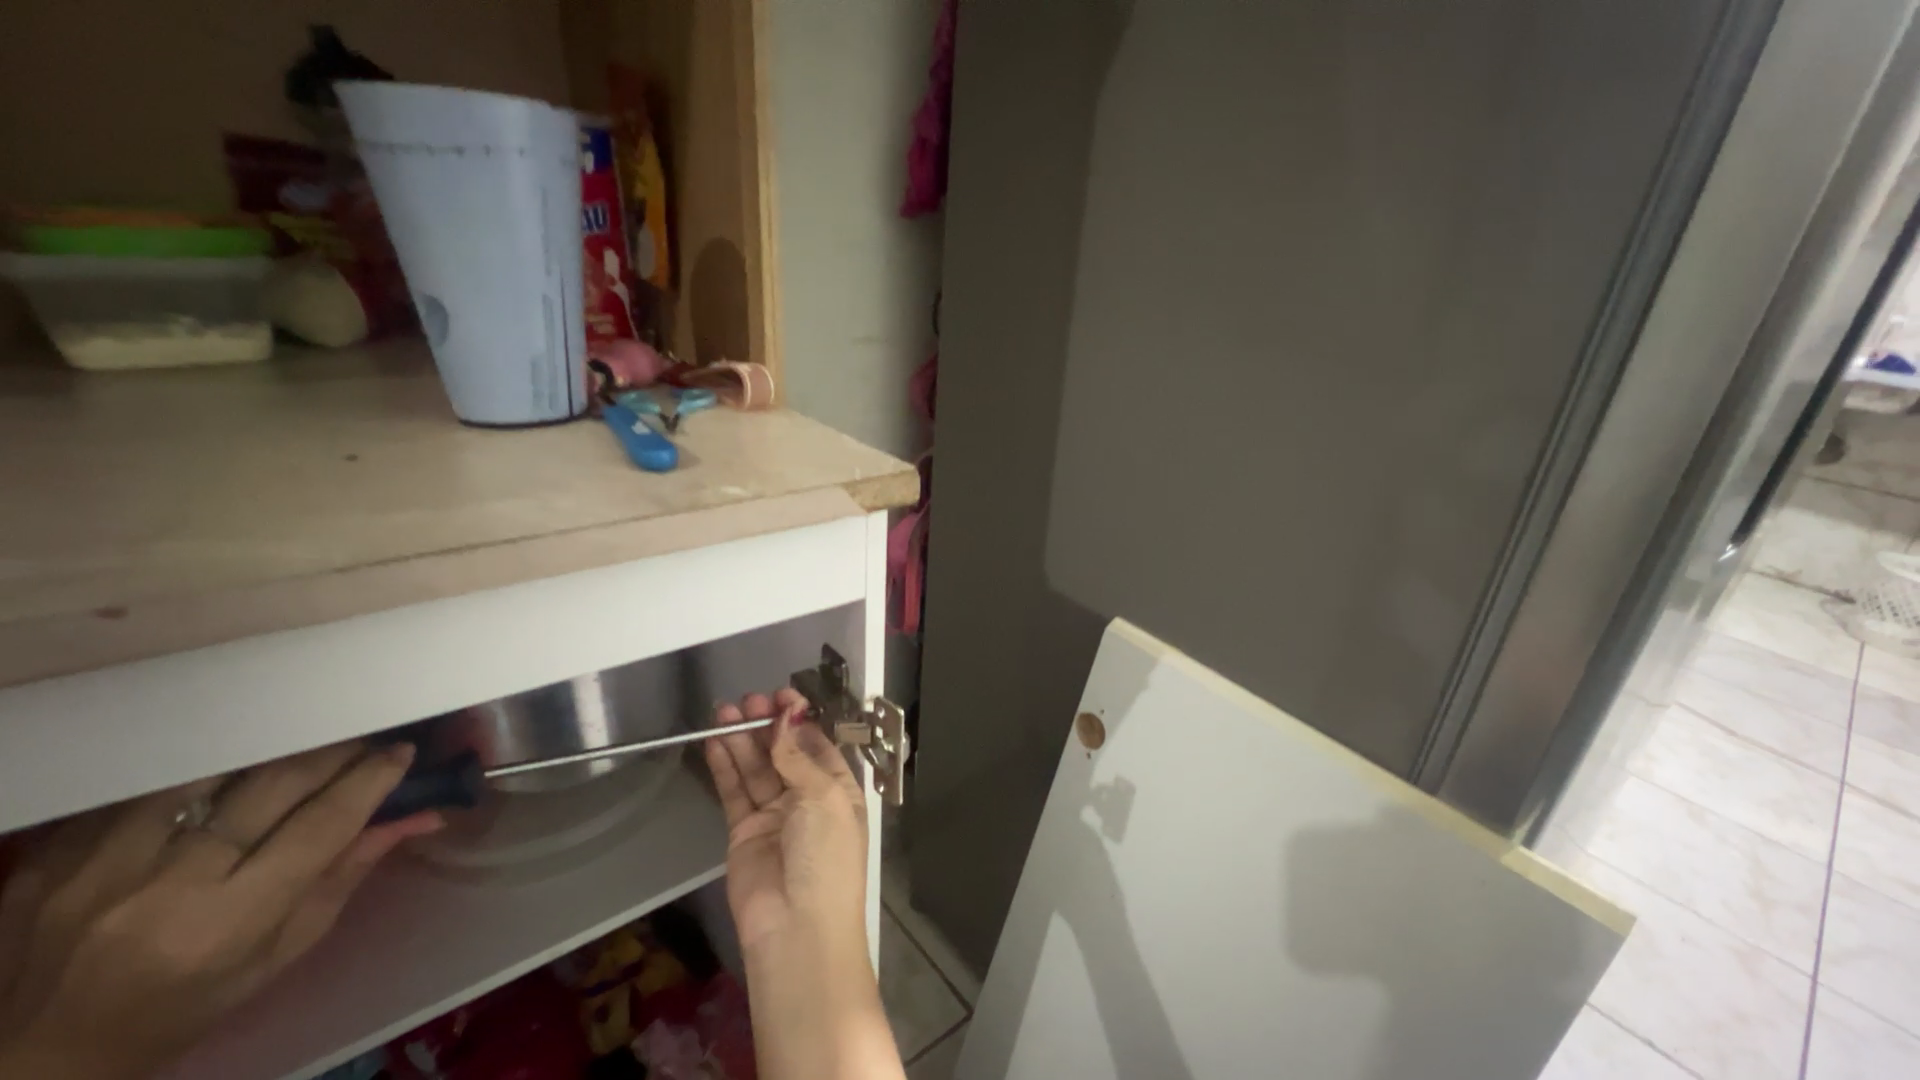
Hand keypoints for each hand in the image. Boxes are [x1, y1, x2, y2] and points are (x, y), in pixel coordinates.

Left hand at [0, 741, 442, 1078]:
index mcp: (223, 925)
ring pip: (212, 772)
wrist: (37, 1052)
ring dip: (268, 754)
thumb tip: (415, 816)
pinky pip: (147, 788)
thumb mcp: (277, 956)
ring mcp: (98, 862)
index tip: (401, 754)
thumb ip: (343, 877)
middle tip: (363, 742)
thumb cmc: (183, 1009)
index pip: (319, 827)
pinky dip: (199, 777)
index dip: (368, 782)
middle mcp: (161, 886)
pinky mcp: (53, 850)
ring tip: (300, 749)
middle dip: (330, 755)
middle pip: (270, 786)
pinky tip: (222, 779)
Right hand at [704, 690, 867, 954]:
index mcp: (839, 791)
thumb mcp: (823, 798)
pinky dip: (725, 766)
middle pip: (783, 753)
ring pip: (756, 769)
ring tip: (725, 710)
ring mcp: (775, 816)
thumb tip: (787, 715)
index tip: (781, 695)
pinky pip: (735, 792)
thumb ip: (798, 756)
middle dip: (767, 726)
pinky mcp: (744, 832)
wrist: (797, 928)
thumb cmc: (826, 857)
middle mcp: (808, 800)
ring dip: (742, 740)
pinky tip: (715, 741)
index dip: (800, 720)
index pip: (818, 745)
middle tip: (748, 700)